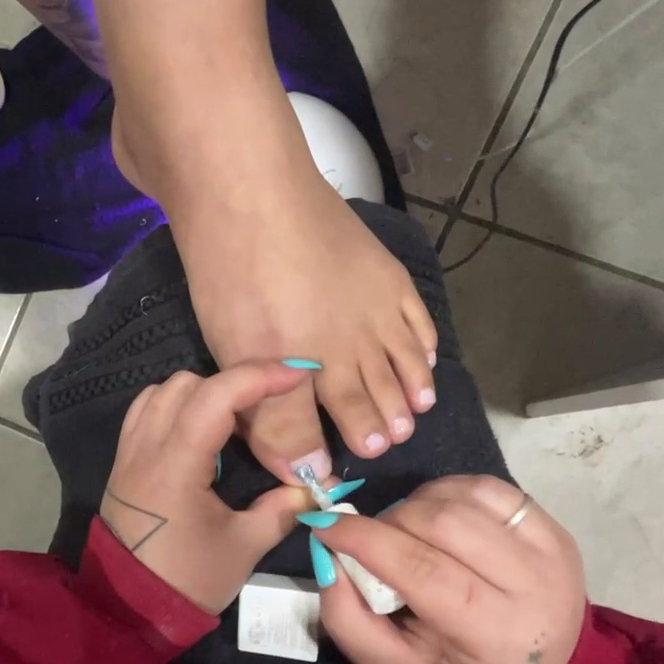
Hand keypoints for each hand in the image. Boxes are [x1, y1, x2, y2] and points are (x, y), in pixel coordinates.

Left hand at [102, 361, 313, 612]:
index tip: (298, 374)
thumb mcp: (244, 547)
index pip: (216, 395)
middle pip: (189, 384)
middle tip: (268, 413)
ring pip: (163, 392)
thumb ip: (282, 508)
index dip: (260, 376)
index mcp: (175, 464)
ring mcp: (129, 452)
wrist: (128, 606)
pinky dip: (174, 407)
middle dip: (234, 386)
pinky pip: (145, 413)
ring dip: (202, 394)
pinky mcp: (122, 463)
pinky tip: (200, 432)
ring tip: (235, 423)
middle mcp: (145, 447)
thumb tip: (311, 485)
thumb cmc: (187, 578)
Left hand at [173, 174, 438, 478]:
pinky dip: (423, 335)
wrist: (250, 189)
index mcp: (323, 361)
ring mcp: (374, 293)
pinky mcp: (375, 260)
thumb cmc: (238, 280)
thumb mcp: (247, 360)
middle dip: (389, 413)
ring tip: (420, 405)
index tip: (371, 454)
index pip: (350, 410)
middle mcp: (361, 333)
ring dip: (410, 381)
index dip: (361, 433)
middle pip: (380, 382)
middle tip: (400, 437)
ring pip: (401, 350)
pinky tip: (426, 347)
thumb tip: (311, 474)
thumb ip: (280, 420)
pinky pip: (414, 309)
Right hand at [308, 476, 586, 663]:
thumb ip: (345, 615)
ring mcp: (551, 553)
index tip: (324, 525)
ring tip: (405, 528)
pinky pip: (491, 489)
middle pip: (444, 523)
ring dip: (417, 502)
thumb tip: (327, 554)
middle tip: (371, 537)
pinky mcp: (557, 531)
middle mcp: (531, 588)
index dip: (365, 539)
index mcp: (489, 633)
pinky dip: (449, 491)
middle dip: (389, 520)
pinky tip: (436, 514)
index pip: (420, 568)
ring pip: (466, 498)